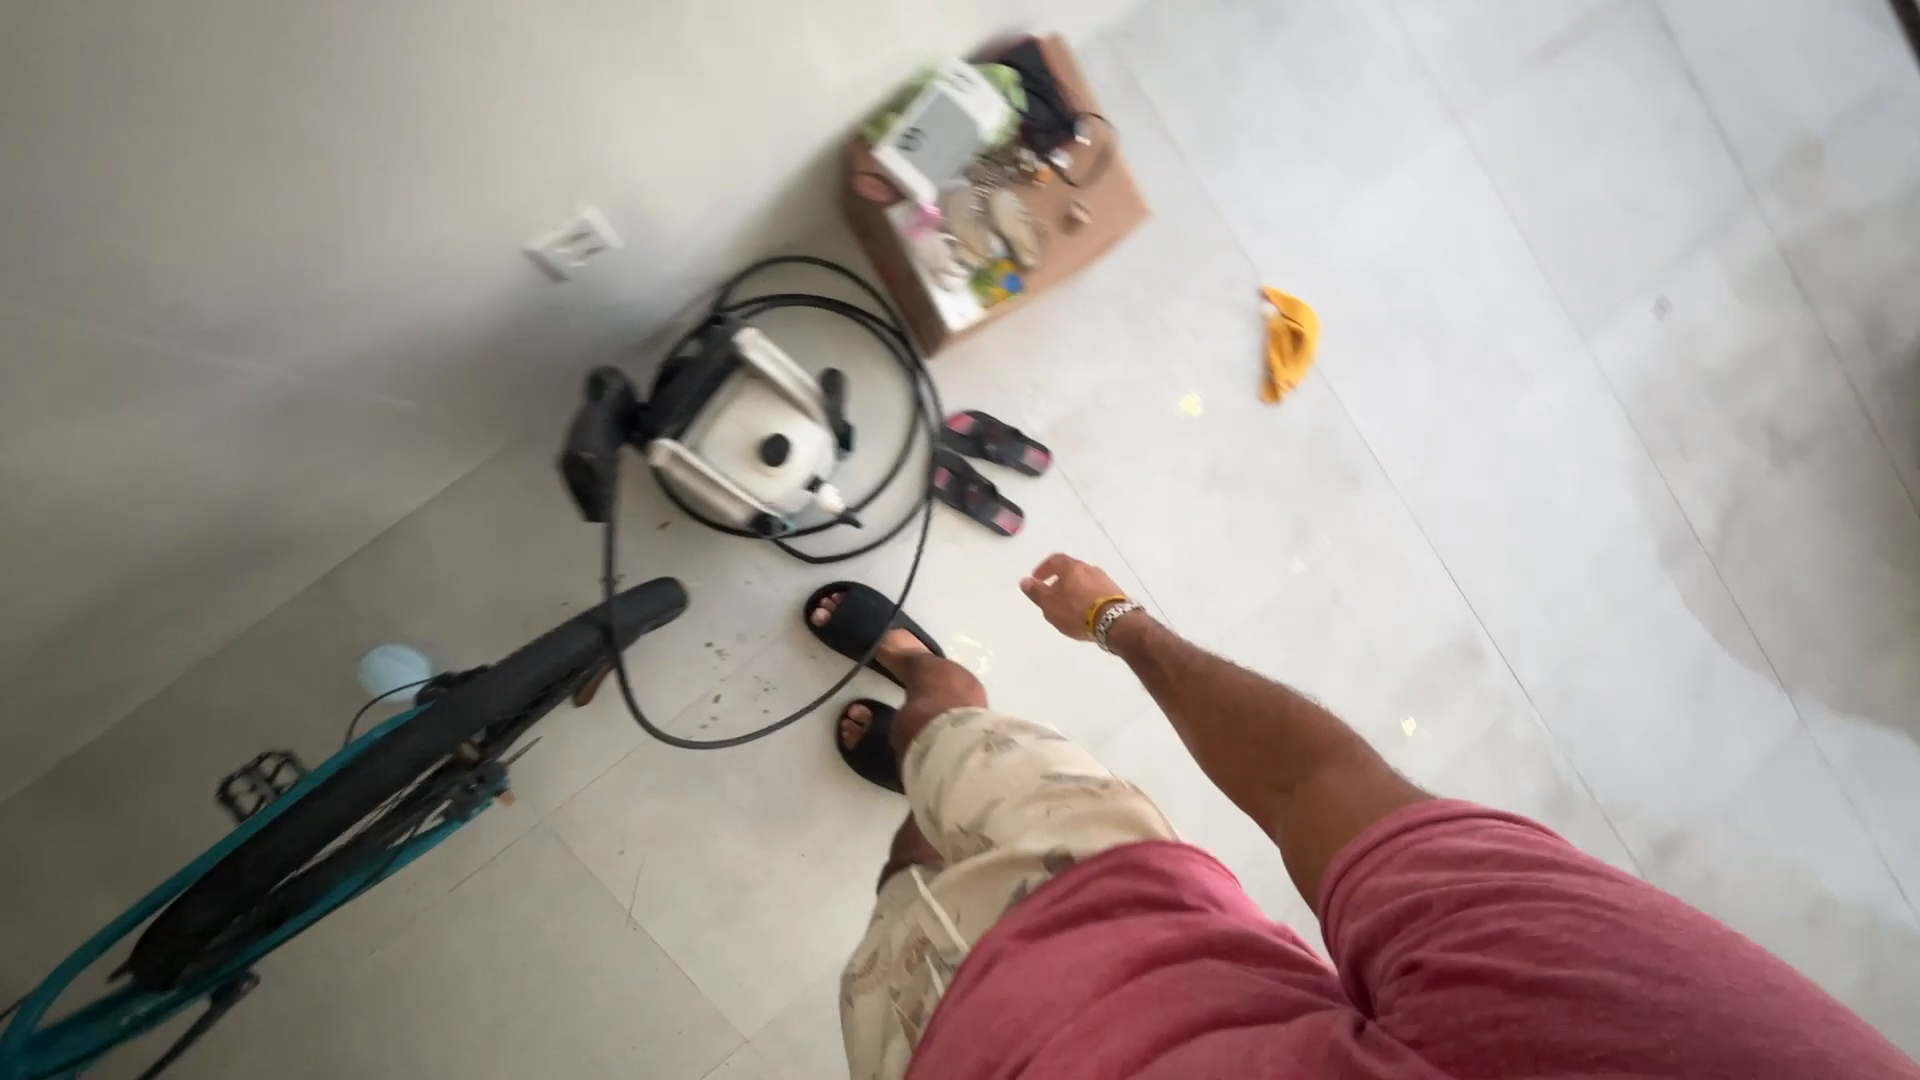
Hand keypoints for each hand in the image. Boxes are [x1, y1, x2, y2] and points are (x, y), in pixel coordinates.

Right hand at [1020, 553, 1126, 640]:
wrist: (1115, 621)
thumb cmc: (1077, 611)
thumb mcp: (1050, 604)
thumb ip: (1036, 592)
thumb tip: (1024, 580)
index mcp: (1071, 567)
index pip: (1054, 560)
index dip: (1043, 569)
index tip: (1037, 579)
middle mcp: (1088, 568)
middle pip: (1070, 570)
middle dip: (1058, 582)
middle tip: (1051, 596)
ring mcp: (1104, 579)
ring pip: (1083, 581)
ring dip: (1073, 590)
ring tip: (1068, 607)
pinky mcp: (1115, 592)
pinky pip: (1095, 591)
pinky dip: (1086, 597)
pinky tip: (1085, 612)